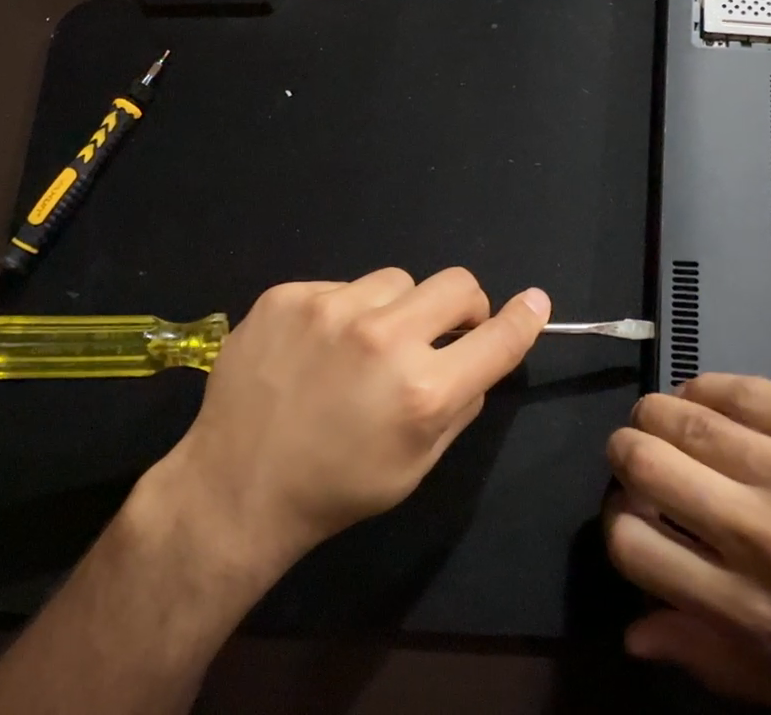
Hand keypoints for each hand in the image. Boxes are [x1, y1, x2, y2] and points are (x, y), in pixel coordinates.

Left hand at [157, 267, 550, 570]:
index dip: (524, 318)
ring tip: (360, 348)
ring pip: (396, 281)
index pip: (498, 337)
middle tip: (437, 335)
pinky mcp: (288, 295)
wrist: (237, 485)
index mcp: (424, 390)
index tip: (533, 303)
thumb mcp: (417, 465)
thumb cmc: (337, 488)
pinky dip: (342, 312)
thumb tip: (482, 357)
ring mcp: (330, 309)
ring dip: (395, 309)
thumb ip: (460, 404)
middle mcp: (383, 338)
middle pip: (456, 284)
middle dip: (460, 308)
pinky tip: (315, 349)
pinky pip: (341, 287)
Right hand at [606, 374, 770, 712]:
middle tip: (640, 457)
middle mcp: (763, 535)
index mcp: (749, 610)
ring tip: (664, 421)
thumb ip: (711, 657)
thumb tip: (635, 629)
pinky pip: (744, 389)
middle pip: (646, 464)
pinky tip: (704, 398)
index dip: (619, 524)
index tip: (636, 517)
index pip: (632, 545)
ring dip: (656, 414)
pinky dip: (707, 388)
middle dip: (626, 454)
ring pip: (684, 416)